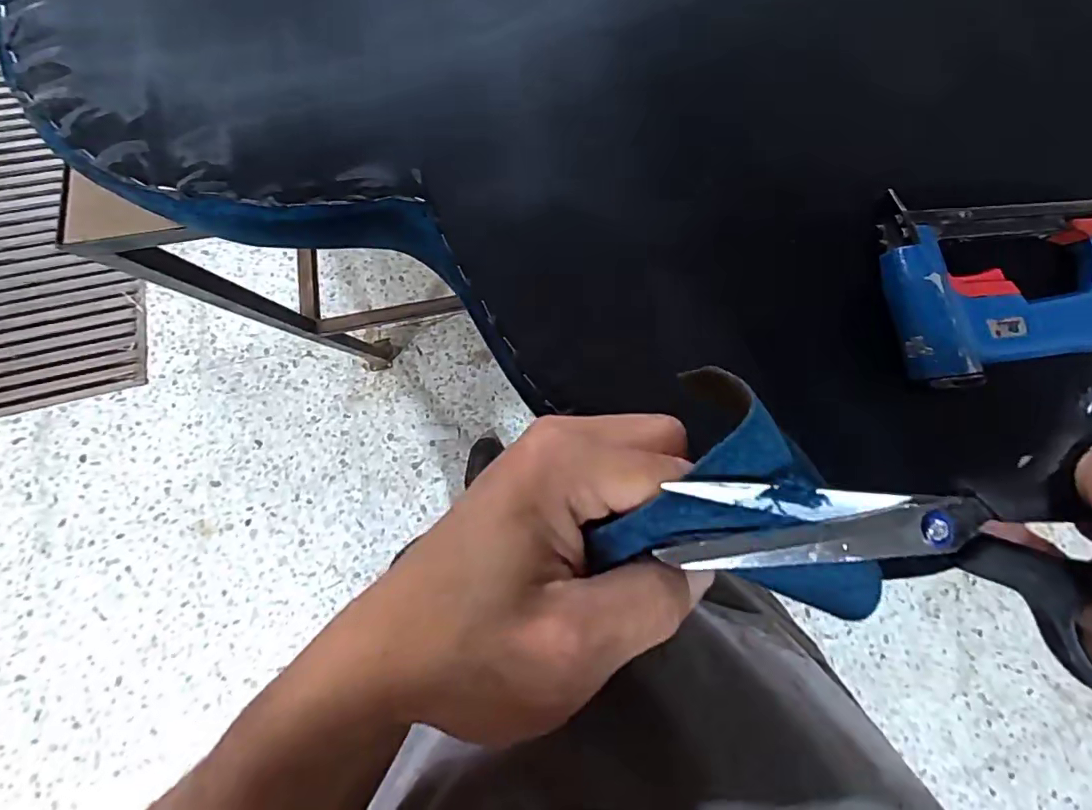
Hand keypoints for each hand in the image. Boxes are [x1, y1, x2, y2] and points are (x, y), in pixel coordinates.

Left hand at [348, 413, 711, 744]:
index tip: (700, 578)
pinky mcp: (538, 473)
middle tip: (651, 576)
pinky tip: (593, 564)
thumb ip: (655, 598)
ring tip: (615, 577)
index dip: (704, 523)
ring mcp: (545, 449)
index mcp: (564, 460)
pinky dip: (623, 514)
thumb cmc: (470, 654)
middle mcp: (558, 435)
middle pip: (662, 448)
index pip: (677, 472)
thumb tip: (704, 559)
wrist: (386, 656)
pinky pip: (611, 474)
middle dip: (678, 509)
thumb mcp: (574, 645)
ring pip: (641, 459)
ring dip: (650, 516)